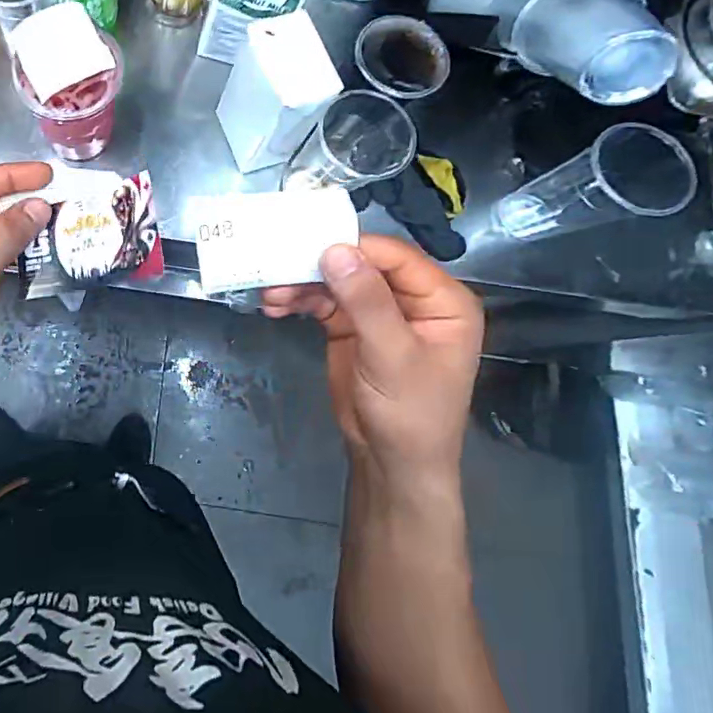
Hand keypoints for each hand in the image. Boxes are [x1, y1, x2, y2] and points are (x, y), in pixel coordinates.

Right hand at [261, 235, 482, 489]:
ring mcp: (380, 312)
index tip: (311, 245)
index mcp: (442, 300)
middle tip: (280, 267)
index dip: (356, 249)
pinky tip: (276, 305)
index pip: (396, 258)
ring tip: (271, 293)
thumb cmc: (410, 415)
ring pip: (338, 281)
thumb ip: (366, 302)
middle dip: (322, 266)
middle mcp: (412, 299)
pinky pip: (324, 302)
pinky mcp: (352, 328)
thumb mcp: (392, 356)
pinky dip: (300, 300)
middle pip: (363, 265)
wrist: (392, 466)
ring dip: (304, 284)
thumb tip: (336, 250)